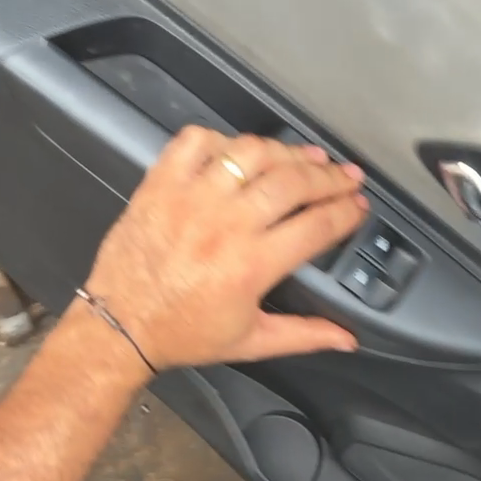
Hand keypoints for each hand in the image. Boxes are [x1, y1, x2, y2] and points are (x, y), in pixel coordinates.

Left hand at [77, 126, 368, 370]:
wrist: (122, 326)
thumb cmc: (182, 334)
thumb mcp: (251, 342)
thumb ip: (304, 335)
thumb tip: (345, 339)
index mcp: (251, 266)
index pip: (317, 226)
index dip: (347, 212)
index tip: (358, 207)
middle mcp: (225, 225)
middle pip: (294, 181)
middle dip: (330, 177)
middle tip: (346, 177)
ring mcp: (191, 198)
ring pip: (253, 153)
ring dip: (287, 151)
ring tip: (307, 158)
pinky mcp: (162, 184)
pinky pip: (197, 140)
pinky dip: (223, 139)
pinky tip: (240, 152)